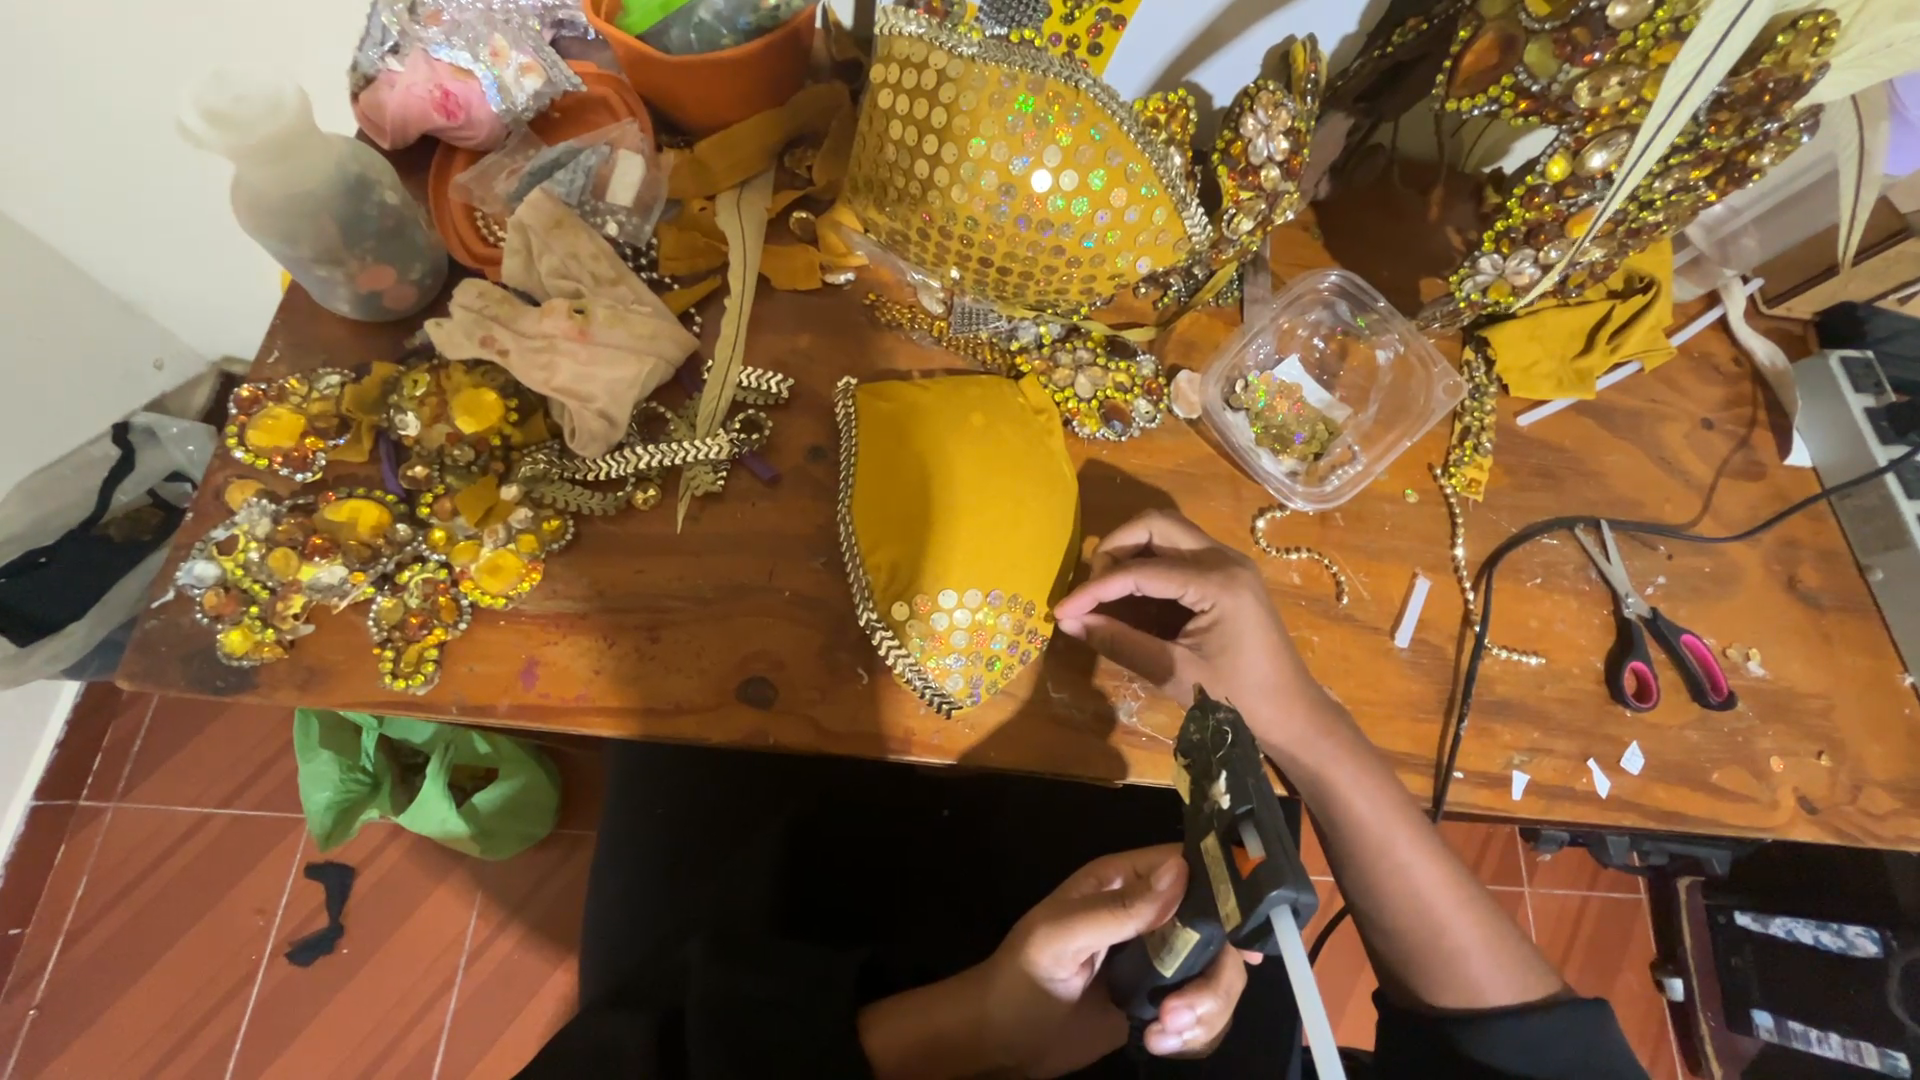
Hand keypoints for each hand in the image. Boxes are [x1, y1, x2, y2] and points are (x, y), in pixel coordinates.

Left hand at [975, 845, 1257, 1074]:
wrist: (1004, 1040)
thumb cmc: (1023, 976)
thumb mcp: (1061, 937)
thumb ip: (1118, 908)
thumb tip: (1181, 872)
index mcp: (1120, 881)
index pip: (1186, 867)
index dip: (1223, 892)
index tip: (1244, 936)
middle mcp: (1148, 914)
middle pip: (1217, 932)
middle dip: (1211, 979)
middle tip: (1179, 1013)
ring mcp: (1159, 961)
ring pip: (1220, 977)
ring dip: (1204, 1013)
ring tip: (1162, 1034)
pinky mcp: (1163, 1002)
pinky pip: (1207, 1013)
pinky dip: (1195, 1035)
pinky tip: (1157, 1043)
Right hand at [1052, 510, 1339, 749]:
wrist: (1292, 714)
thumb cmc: (1238, 700)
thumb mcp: (1173, 673)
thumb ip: (1119, 642)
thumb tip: (1069, 622)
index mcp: (1217, 582)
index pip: (1140, 570)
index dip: (1094, 588)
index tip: (1061, 609)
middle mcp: (1224, 558)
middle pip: (1155, 524)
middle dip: (1114, 548)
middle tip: (1092, 588)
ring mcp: (1227, 562)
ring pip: (1165, 531)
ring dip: (1130, 552)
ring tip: (1105, 593)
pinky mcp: (1225, 573)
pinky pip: (1176, 552)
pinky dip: (1147, 565)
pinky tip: (1131, 598)